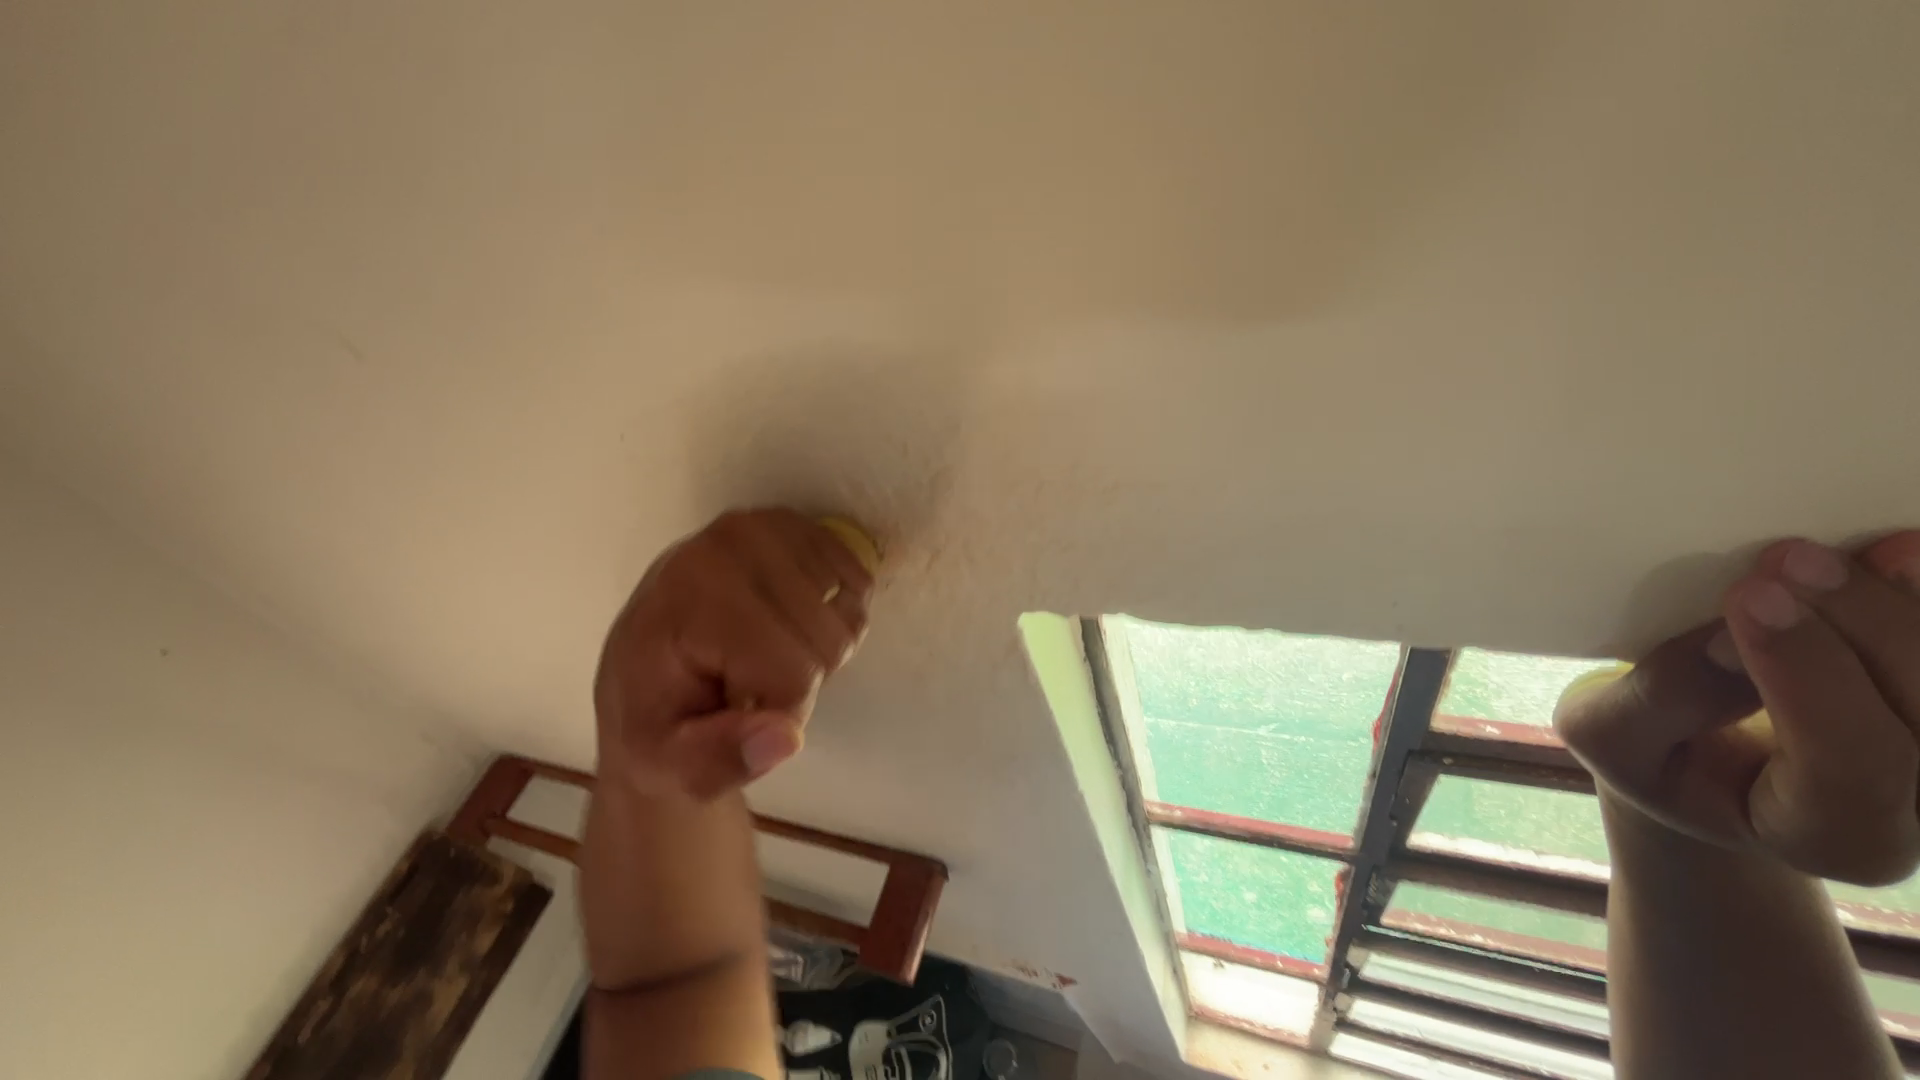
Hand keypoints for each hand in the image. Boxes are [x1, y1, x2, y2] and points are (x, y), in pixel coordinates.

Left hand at [593, 509, 874, 800]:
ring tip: (772, 650)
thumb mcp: (670, 766)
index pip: (792, 671)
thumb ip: (719, 760)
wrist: (650, 669)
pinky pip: (858, 577)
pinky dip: (840, 609)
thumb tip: (786, 738)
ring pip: (850, 609)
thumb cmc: (659, 722)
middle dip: (806, 675)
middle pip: (829, 639)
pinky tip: (795, 619)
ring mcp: (766, 525)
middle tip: (755, 680)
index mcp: (690, 599)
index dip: (782, 708)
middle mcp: (727, 544)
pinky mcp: (793, 522)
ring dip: (825, 643)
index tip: (740, 711)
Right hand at [1554, 531, 1919, 884]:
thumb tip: (1729, 641)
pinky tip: (1900, 553)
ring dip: (1902, 604)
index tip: (1747, 596)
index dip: (1807, 675)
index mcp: (1828, 835)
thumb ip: (1663, 701)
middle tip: (1789, 558)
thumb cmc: (1654, 757)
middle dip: (1864, 625)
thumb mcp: (1613, 737)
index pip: (1849, 763)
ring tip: (1845, 551)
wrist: (1713, 771)